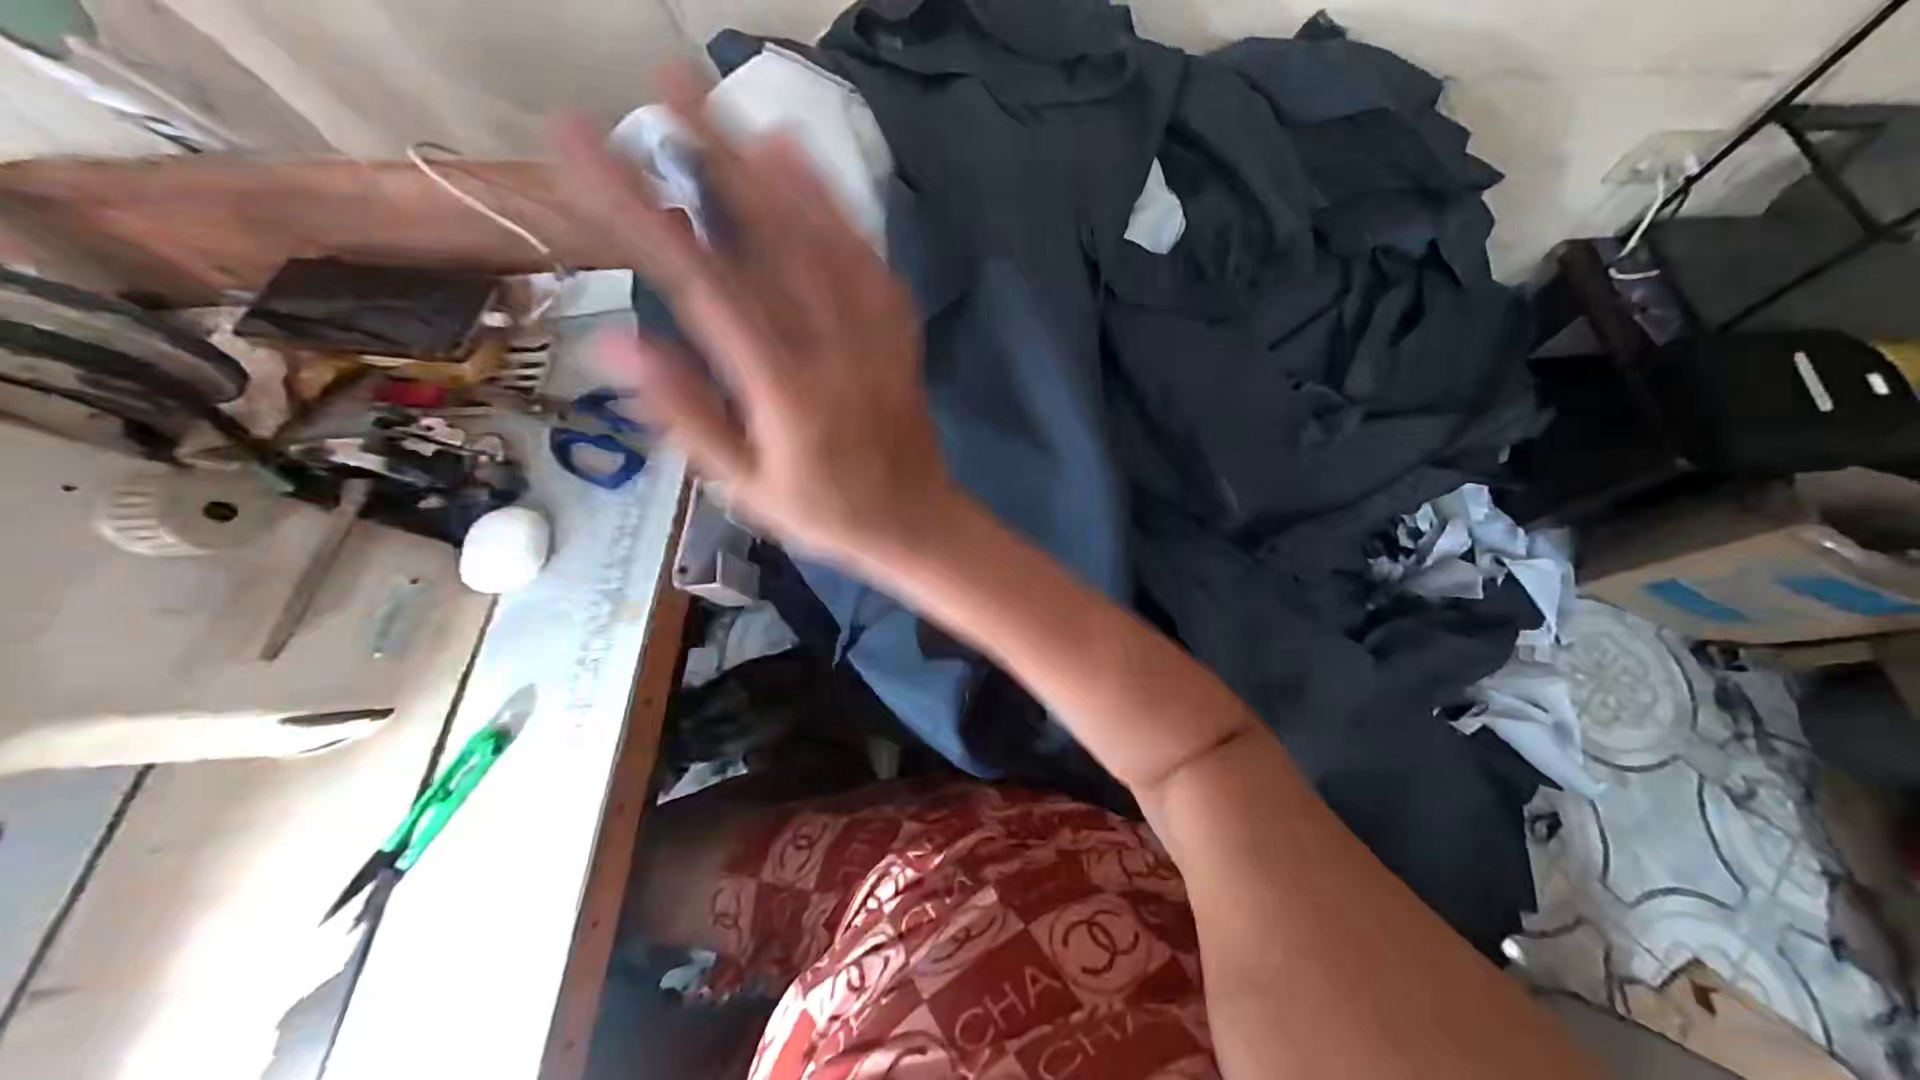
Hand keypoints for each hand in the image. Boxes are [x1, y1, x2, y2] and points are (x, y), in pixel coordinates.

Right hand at [549, 81, 953, 560]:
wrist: (914, 522)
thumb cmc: (822, 512)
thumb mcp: (744, 484)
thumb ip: (687, 411)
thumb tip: (617, 340)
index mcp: (782, 388)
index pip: (700, 283)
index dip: (638, 210)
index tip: (584, 148)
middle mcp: (830, 346)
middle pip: (768, 236)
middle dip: (714, 154)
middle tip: (666, 86)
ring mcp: (872, 333)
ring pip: (821, 235)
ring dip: (771, 165)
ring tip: (726, 104)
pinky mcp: (898, 329)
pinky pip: (866, 257)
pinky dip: (834, 204)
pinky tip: (804, 163)